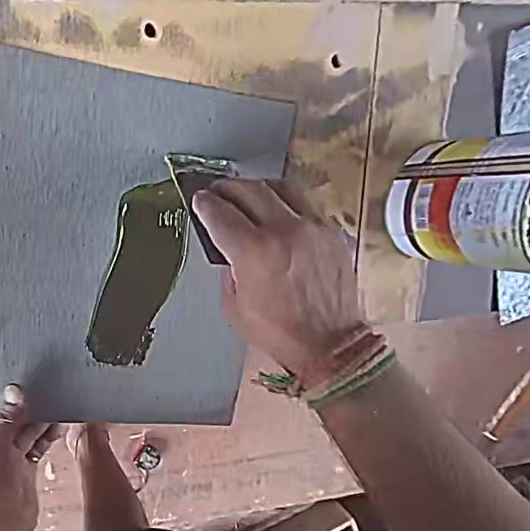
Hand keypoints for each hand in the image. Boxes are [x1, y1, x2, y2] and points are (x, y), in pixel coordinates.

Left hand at [0, 384, 61, 530]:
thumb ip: (5, 420)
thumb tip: (13, 392)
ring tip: (55, 399)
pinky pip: (35, 446)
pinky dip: (46, 435)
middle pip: (5, 419)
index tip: (14, 379)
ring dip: (38, 418)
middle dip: (22, 405)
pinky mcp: (22, 469)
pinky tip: (58, 423)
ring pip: (23, 431)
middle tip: (40, 385)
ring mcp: (5, 459)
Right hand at [193, 179, 367, 383]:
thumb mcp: (234, 305)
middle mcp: (284, 231)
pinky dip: (283, 202)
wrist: (327, 342)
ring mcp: (311, 228)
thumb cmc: (279, 331)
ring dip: (257, 187)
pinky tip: (274, 211)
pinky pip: (302, 204)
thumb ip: (229, 269)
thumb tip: (230, 249)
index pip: (221, 214)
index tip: (199, 200)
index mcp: (253, 251)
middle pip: (249, 190)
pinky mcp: (330, 232)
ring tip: (245, 193)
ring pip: (280, 188)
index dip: (205, 204)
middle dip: (227, 188)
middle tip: (216, 191)